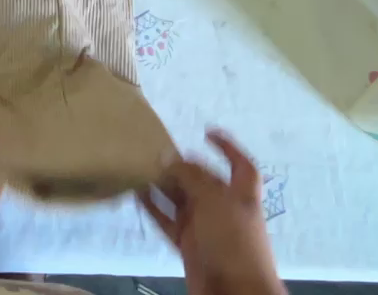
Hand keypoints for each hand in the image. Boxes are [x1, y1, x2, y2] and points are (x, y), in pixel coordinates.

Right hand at [139, 129, 285, 294]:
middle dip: (182, 165)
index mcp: (240, 195)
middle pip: (202, 180)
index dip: (227, 147)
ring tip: (141, 166)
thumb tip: (170, 157)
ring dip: (162, 184)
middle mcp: (223, 208)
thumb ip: (191, 176)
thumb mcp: (215, 200)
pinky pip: (167, 220)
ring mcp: (205, 228)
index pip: (240, 165)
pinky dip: (153, 206)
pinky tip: (137, 192)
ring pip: (181, 199)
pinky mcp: (188, 245)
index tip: (206, 132)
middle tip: (156, 149)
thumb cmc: (233, 241)